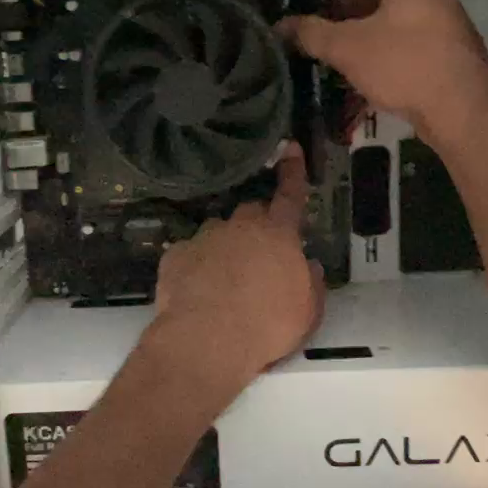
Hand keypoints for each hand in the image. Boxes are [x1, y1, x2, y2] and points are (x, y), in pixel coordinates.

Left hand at [149, 143, 324, 389]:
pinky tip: (196, 292)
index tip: (289, 148)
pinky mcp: (175, 256)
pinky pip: (189, 254)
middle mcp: (240, 227)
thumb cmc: (267, 326)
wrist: (207, 340)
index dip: (293, 172)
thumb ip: (312, 284)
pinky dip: (195, 266)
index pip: (290, 195)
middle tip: (258, 256)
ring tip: (223, 281)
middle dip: (256, 226)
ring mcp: (204, 238)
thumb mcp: (308, 312)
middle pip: (251, 211)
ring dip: (223, 247)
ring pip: (217, 232)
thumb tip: (310, 267)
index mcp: (278, 235)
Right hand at [277, 0, 487, 143]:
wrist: (460, 108)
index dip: (339, 3)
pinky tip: (380, 92)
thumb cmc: (402, 65)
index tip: (322, 28)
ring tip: (351, 76)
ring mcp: (450, 30)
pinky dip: (395, 70)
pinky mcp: (456, 60)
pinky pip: (416, 58)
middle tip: (332, 54)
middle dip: (355, 31)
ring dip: (373, 53)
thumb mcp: (347, 48)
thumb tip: (280, 25)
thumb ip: (312, 34)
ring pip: (399, 36)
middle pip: (383, 9)